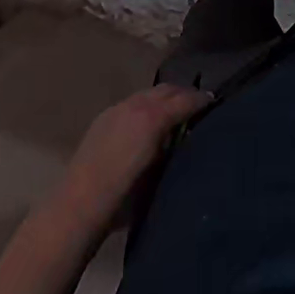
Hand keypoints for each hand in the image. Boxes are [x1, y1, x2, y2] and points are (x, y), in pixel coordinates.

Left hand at [54, 84, 208, 228]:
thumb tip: (183, 135)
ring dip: (164, 97)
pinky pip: (132, 102)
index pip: (185, 100)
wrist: (79, 204)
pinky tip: (147, 120)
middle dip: (184, 93)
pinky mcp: (103, 117)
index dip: (202, 100)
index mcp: (154, 118)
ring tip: (174, 111)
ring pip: (148, 93)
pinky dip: (146, 105)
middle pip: (167, 89)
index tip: (215, 102)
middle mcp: (136, 105)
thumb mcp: (160, 172)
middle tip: (198, 103)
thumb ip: (173, 146)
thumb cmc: (125, 196)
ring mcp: (117, 109)